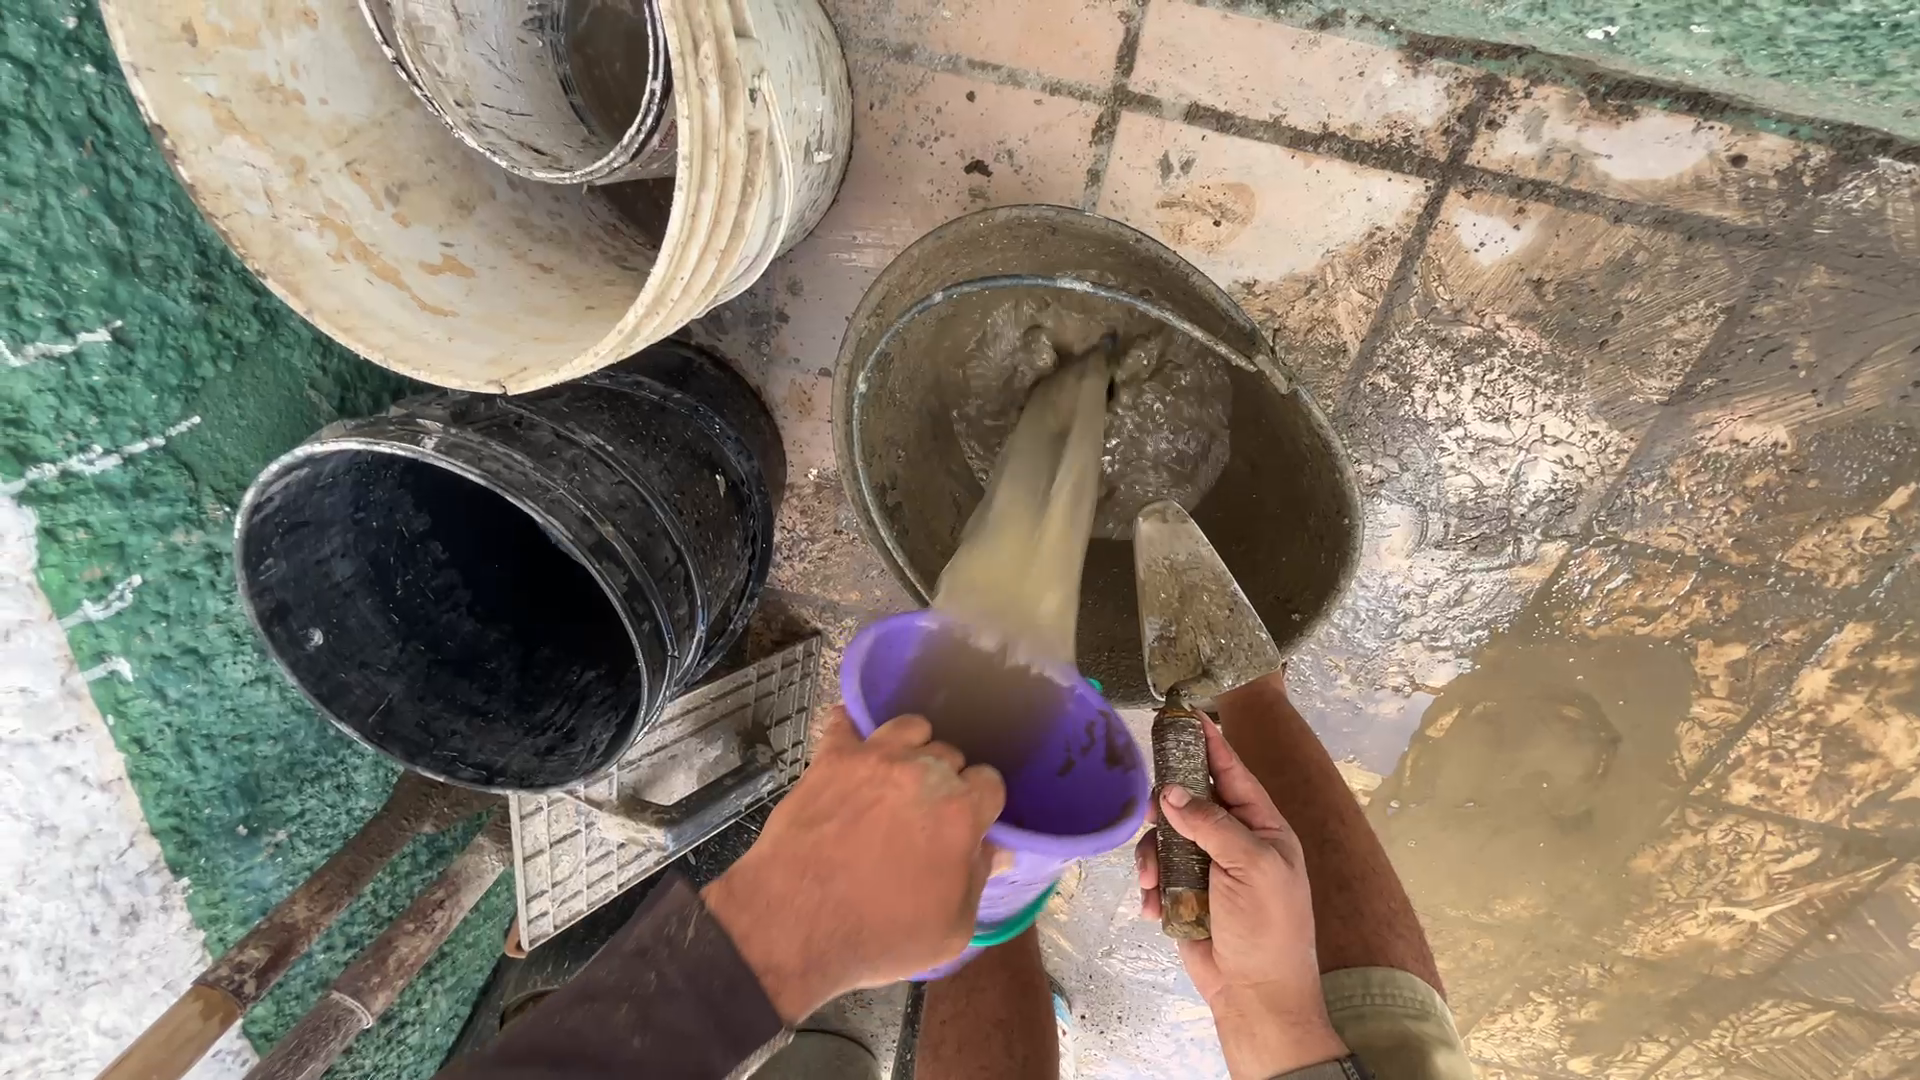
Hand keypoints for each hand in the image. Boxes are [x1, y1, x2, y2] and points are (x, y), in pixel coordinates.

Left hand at [702, 708, 1005, 1022]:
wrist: (793, 926)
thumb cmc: (877, 937)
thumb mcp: (950, 932)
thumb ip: (978, 880)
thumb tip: (995, 849)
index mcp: (960, 812)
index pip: (990, 782)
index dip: (980, 804)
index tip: (966, 824)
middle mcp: (924, 772)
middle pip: (951, 754)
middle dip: (945, 780)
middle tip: (924, 812)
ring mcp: (876, 757)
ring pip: (911, 727)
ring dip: (910, 748)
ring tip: (895, 776)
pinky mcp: (833, 756)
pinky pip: (845, 722)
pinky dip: (851, 729)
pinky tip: (851, 744)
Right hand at [1136, 717, 1346, 1078]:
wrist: (1255, 996)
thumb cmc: (1267, 928)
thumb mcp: (1250, 867)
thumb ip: (1211, 823)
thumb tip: (1170, 792)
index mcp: (1261, 826)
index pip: (1232, 772)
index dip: (1209, 743)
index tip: (1184, 715)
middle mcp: (1232, 838)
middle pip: (1189, 798)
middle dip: (1166, 805)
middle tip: (1150, 810)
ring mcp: (1206, 864)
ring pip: (1165, 833)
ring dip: (1153, 854)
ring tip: (1153, 880)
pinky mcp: (1183, 888)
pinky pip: (1156, 866)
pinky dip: (1150, 883)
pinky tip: (1153, 904)